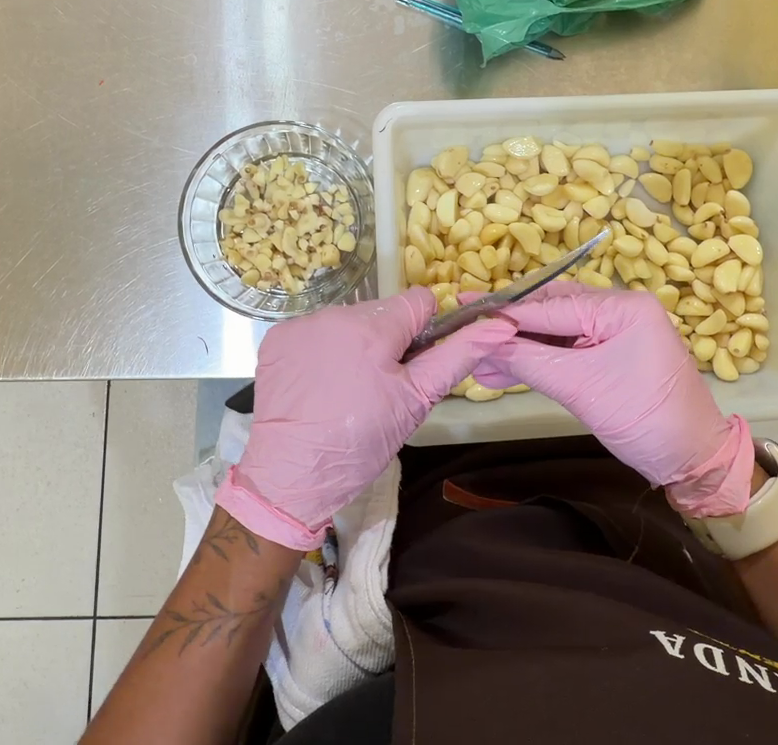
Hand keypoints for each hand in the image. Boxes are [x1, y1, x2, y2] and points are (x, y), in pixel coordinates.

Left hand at [216, 288, 514, 550]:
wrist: (290, 477)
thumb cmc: (361, 442)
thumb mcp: (416, 402)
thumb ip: (457, 356)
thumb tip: (500, 325)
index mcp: (373, 327)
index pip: (419, 301)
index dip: (425, 332)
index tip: (414, 366)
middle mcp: (335, 314)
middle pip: (383, 312)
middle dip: (389, 341)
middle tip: (380, 386)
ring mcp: (301, 324)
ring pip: (349, 320)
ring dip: (356, 343)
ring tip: (347, 388)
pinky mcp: (277, 338)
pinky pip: (316, 331)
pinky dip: (323, 350)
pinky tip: (320, 384)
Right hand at [472, 282, 759, 516]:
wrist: (692, 462)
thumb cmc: (644, 419)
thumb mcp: (581, 388)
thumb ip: (528, 361)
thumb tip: (481, 345)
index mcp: (622, 306)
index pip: (550, 308)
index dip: (505, 314)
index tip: (463, 310)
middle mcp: (619, 309)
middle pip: (551, 312)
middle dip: (509, 328)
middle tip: (465, 328)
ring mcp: (616, 332)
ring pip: (555, 333)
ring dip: (519, 349)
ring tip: (476, 361)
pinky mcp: (611, 355)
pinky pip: (566, 350)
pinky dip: (538, 362)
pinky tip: (502, 371)